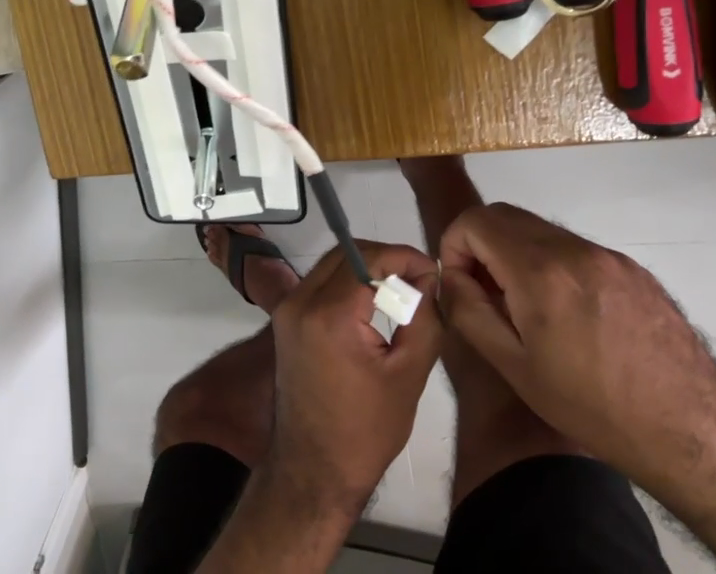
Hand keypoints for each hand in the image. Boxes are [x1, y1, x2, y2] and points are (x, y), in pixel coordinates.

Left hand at [264, 241, 441, 512]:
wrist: (315, 463)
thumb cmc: (367, 427)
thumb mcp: (409, 374)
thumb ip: (424, 318)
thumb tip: (427, 280)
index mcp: (328, 314)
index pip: (367, 259)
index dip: (403, 256)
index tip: (431, 269)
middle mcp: (298, 302)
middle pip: (344, 253)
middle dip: (384, 256)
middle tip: (419, 276)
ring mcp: (286, 309)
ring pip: (328, 264)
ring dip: (364, 266)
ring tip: (402, 287)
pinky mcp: (284, 319)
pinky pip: (317, 283)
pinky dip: (345, 281)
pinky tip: (374, 300)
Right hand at [437, 204, 715, 573]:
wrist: (693, 435)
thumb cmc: (591, 406)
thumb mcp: (511, 365)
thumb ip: (467, 309)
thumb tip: (451, 276)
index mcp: (542, 271)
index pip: (475, 221)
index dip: (453, 246)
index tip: (461, 285)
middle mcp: (578, 250)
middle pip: (506, 216)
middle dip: (481, 244)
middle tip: (484, 292)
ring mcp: (612, 258)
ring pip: (542, 230)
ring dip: (516, 253)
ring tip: (525, 308)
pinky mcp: (636, 272)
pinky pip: (576, 250)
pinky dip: (553, 265)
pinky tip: (567, 316)